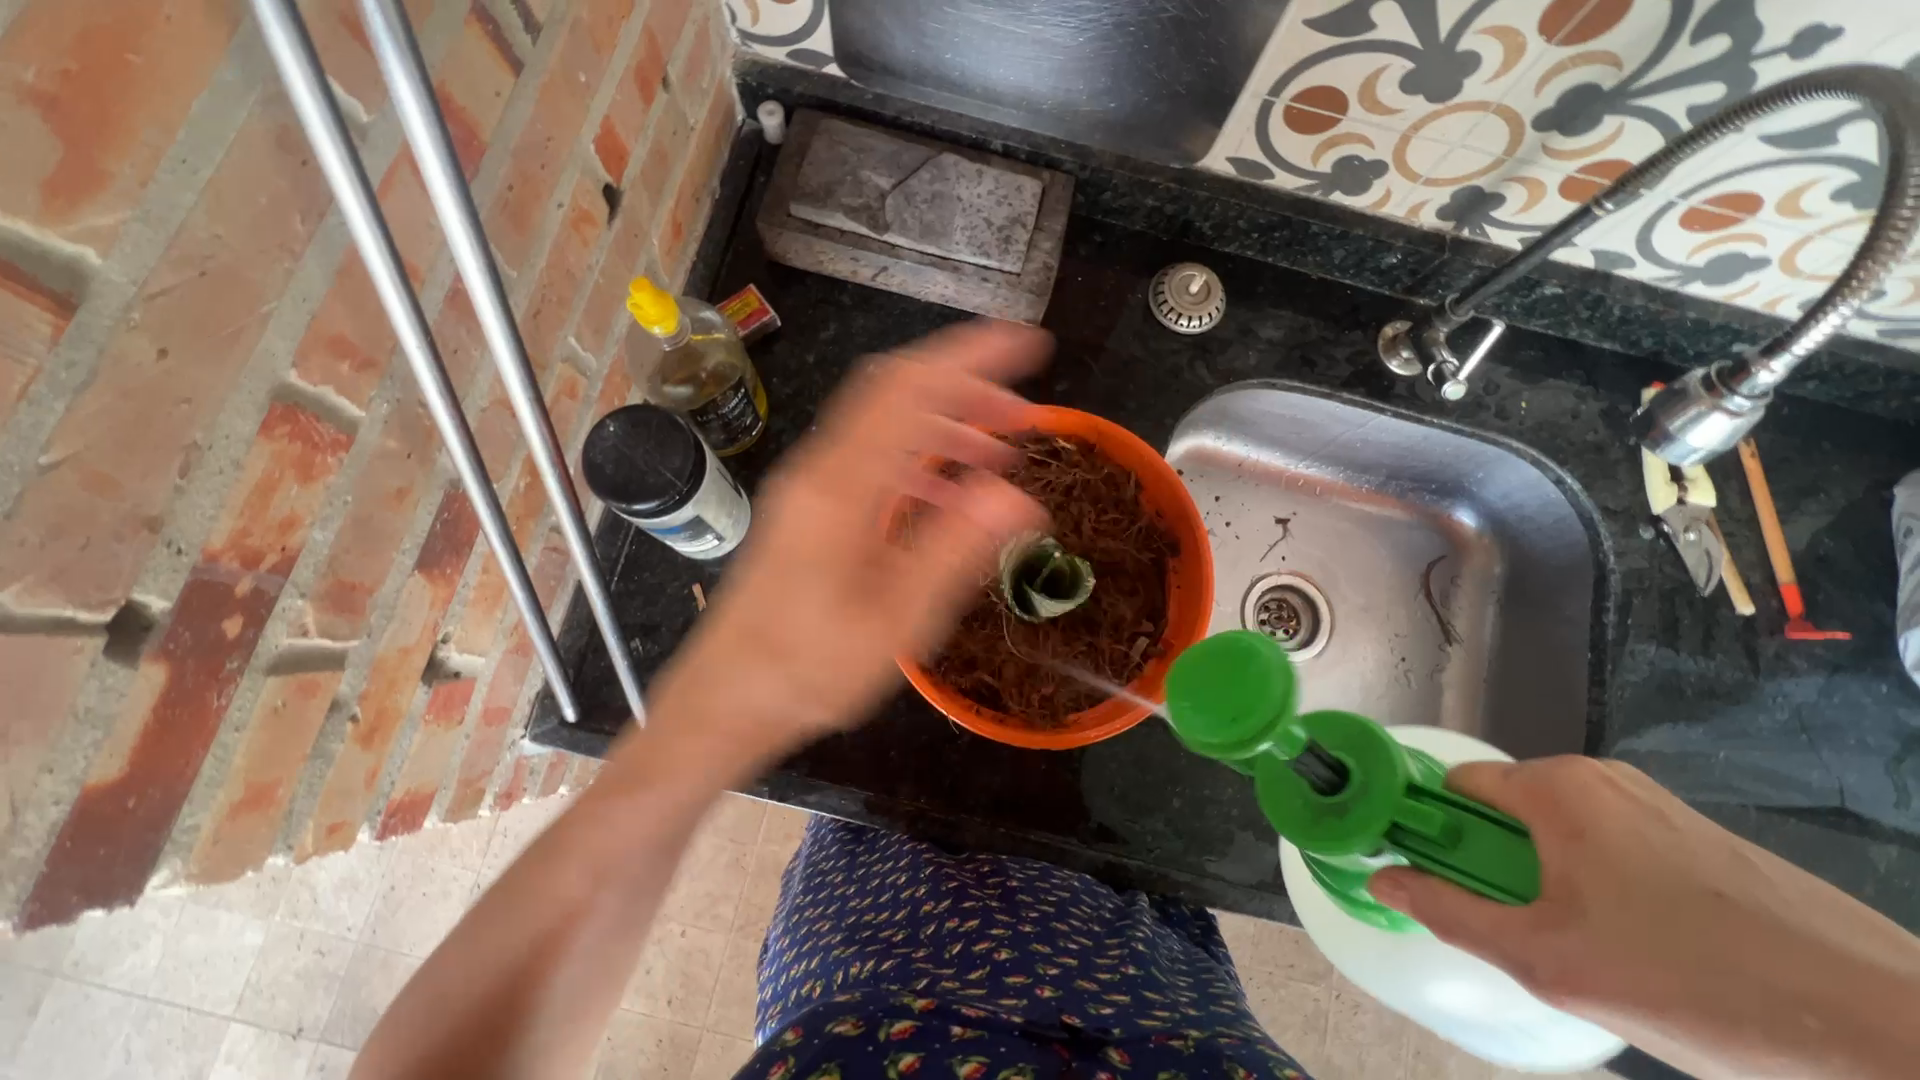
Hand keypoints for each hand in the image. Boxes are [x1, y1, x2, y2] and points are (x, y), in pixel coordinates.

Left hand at [648, 320, 1050, 752]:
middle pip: (894, 394)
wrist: (724, 700)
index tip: (1027, 347)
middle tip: (1022, 416)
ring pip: (882, 427)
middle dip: (964, 389)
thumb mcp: (895, 620)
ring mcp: (809, 490)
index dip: (971, 357)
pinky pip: (869, 463)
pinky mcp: (806, 514)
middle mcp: (820, 470)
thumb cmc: (808, 669)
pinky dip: (916, 464)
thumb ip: (956, 551)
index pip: (909, 387)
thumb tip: (1021, 497)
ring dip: (943, 427)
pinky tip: (946, 500)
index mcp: (841, 485)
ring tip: (997, 456)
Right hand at [1369, 756, 1919, 1079]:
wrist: (1881, 1025)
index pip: (1454, 787)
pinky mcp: (1700, 834)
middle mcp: (1601, 777)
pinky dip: (1600, 885)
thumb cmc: (1690, 982)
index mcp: (1555, 788)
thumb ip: (1449, 911)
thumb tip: (1382, 877)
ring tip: (1589, 951)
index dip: (1437, 834)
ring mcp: (1656, 803)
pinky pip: (1612, 846)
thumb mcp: (1544, 959)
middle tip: (1524, 935)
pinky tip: (1645, 948)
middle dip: (1497, 866)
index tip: (1444, 888)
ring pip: (1559, 833)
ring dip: (1548, 880)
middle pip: (1507, 810)